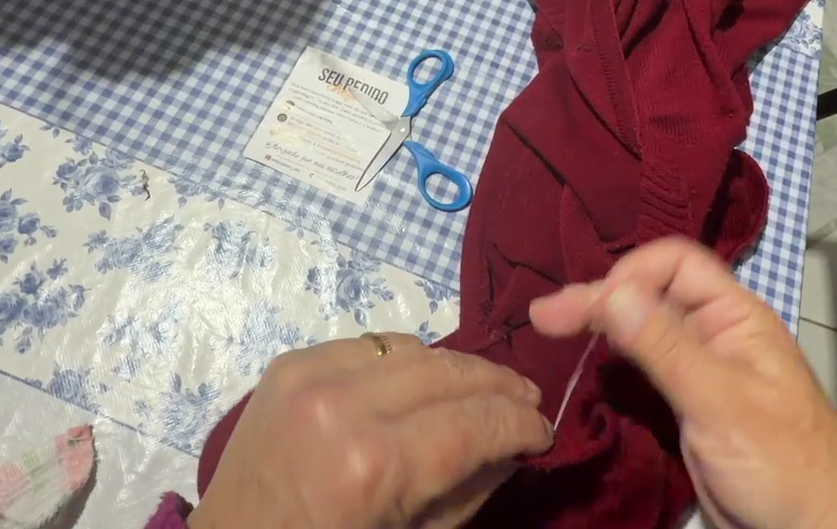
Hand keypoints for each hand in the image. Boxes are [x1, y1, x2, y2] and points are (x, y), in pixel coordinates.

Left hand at [190, 333, 552, 528]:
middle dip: (497, 385)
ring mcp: (309, 373)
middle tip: (528, 398)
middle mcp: (341, 404)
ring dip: (455, 368)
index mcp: (369, 467)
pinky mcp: (290, 361)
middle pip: (446, 371)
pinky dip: (403, 363)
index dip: (519, 423)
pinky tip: (418, 385)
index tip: (546, 428)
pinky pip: (369, 346)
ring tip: (482, 388)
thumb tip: (516, 443)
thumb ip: (467, 490)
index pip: (472, 424)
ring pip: (412, 347)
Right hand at [530, 238, 836, 528]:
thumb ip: (664, 346)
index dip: (634, 274)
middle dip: (602, 298)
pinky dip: (614, 358)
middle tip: (545, 317)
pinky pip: (646, 366)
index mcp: (736, 317)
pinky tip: (588, 360)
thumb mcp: (721, 402)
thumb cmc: (782, 467)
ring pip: (645, 328)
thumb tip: (610, 289)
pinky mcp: (689, 406)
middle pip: (653, 293)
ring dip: (603, 325)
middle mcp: (717, 333)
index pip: (677, 264)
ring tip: (553, 328)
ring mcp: (703, 370)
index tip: (595, 305)